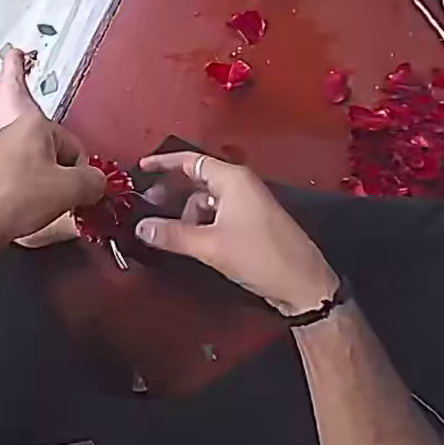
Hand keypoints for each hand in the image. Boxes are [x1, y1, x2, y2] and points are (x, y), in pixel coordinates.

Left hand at [0, 109, 106, 250]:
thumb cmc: (14, 200)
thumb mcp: (70, 190)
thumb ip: (95, 181)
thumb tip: (99, 182)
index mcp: (35, 123)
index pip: (77, 147)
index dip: (81, 175)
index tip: (77, 194)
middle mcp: (14, 131)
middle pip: (57, 157)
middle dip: (62, 182)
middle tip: (58, 202)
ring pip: (37, 171)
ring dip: (43, 191)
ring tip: (36, 210)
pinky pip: (18, 182)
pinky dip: (24, 197)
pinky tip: (20, 213)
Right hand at [135, 152, 339, 315]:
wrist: (303, 283)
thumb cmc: (258, 255)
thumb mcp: (210, 245)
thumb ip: (172, 235)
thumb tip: (141, 227)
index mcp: (232, 178)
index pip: (191, 161)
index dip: (164, 163)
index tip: (142, 168)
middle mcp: (240, 184)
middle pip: (198, 179)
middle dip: (173, 192)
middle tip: (148, 206)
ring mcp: (247, 203)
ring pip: (207, 200)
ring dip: (188, 213)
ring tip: (170, 234)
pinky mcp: (251, 221)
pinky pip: (218, 213)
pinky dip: (202, 222)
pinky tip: (191, 240)